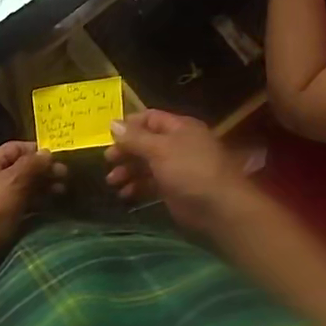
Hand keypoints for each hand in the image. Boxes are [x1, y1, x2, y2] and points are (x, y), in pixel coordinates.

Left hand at [0, 141, 64, 266]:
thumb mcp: (11, 183)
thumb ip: (31, 165)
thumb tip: (48, 153)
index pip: (16, 148)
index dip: (38, 150)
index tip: (61, 157)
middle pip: (23, 167)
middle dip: (44, 169)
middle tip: (66, 177)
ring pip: (25, 186)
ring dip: (44, 186)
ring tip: (63, 191)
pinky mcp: (4, 217)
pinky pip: (25, 203)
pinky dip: (39, 201)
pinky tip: (53, 204)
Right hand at [105, 110, 250, 231]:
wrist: (218, 207)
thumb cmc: (189, 170)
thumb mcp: (159, 149)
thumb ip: (134, 138)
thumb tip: (112, 123)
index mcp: (179, 128)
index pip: (149, 118)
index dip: (128, 125)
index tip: (107, 135)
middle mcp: (177, 144)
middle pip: (144, 142)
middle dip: (124, 151)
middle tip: (108, 161)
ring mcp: (175, 167)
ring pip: (144, 164)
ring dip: (126, 171)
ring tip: (112, 182)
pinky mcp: (172, 188)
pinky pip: (149, 183)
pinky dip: (136, 187)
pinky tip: (125, 194)